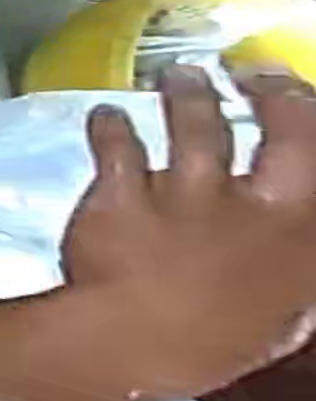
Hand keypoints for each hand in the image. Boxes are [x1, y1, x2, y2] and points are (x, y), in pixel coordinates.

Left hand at [65, 65, 315, 398]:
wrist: (145, 332)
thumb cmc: (224, 331)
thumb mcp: (293, 299)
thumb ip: (293, 254)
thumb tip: (289, 227)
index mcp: (314, 233)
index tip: (314, 99)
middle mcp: (267, 205)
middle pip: (287, 135)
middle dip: (276, 94)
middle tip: (255, 69)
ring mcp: (190, 195)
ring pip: (196, 129)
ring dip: (188, 96)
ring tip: (176, 72)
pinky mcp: (124, 192)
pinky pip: (116, 148)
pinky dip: (110, 125)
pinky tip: (105, 110)